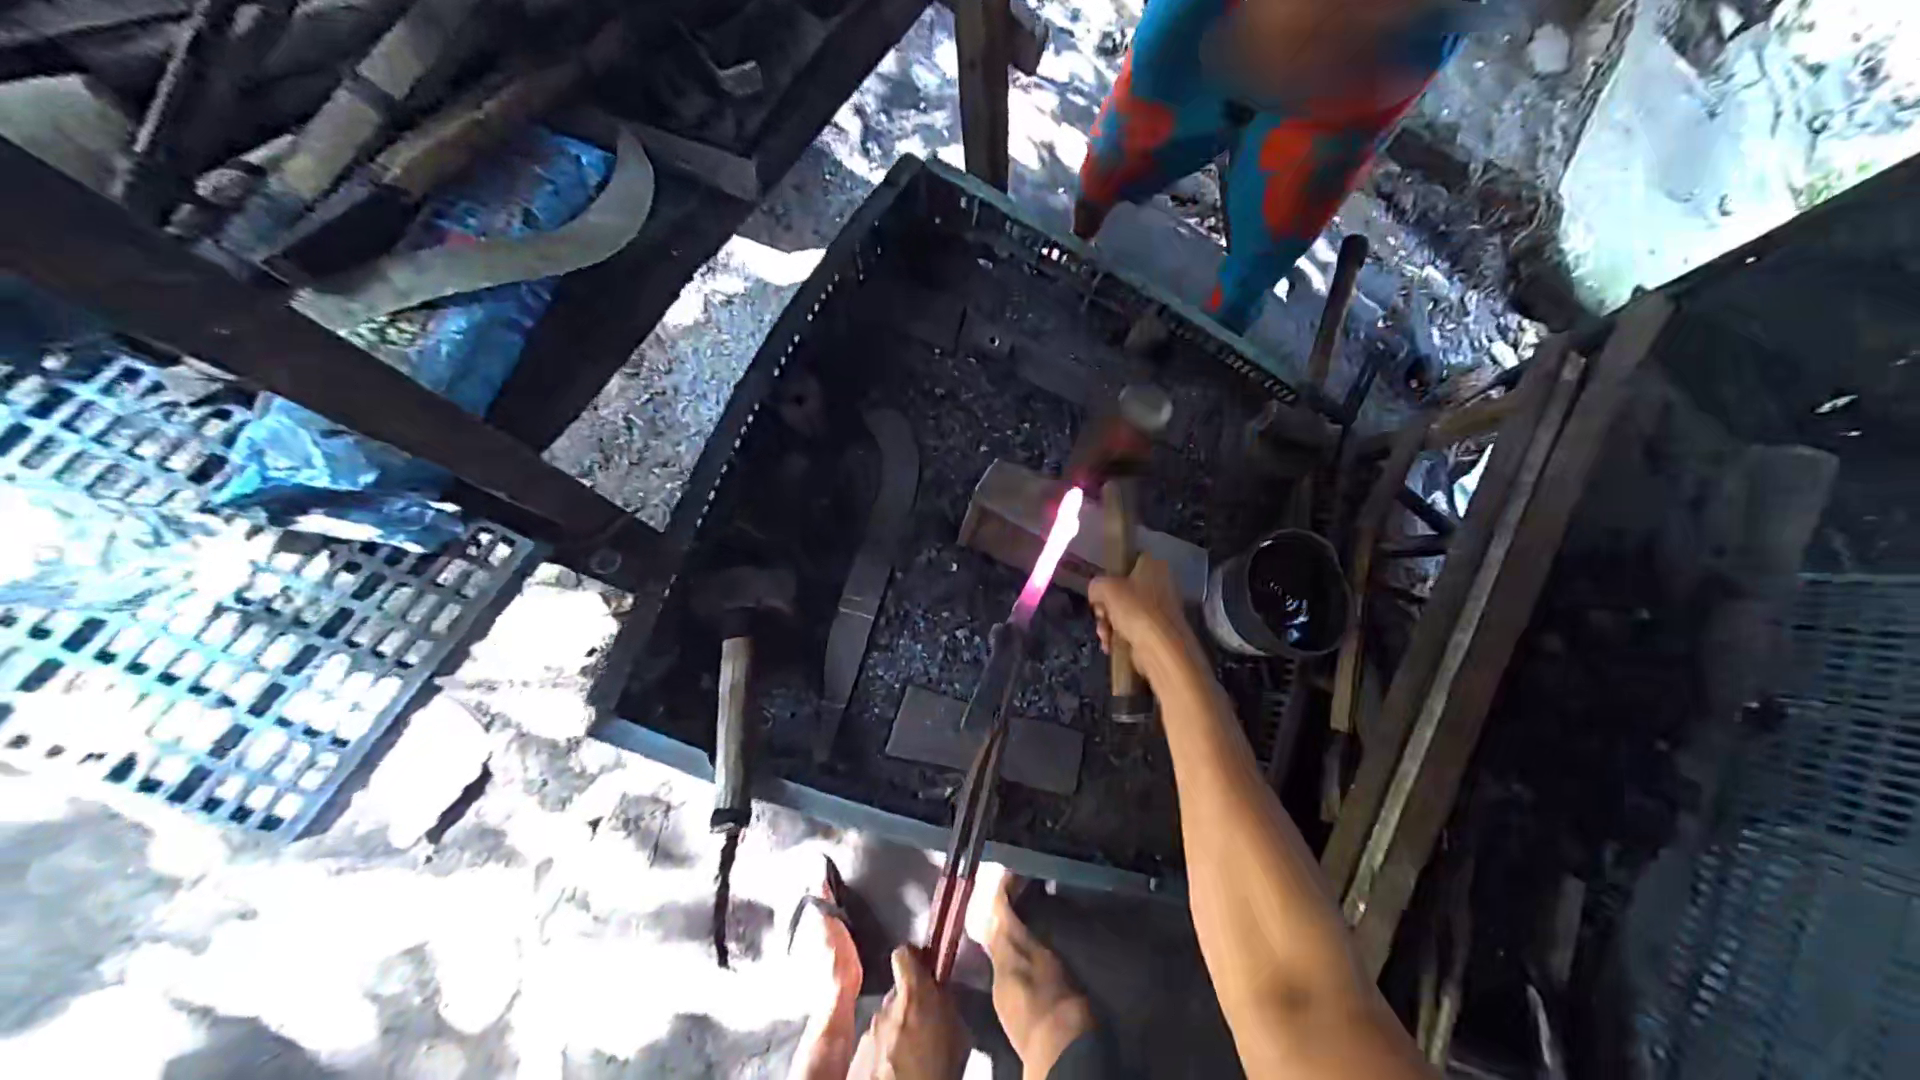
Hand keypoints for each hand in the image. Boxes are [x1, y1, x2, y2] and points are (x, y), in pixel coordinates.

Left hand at [861, 946, 967, 1079]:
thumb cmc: (933, 1074)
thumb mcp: (956, 1038)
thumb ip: (945, 1006)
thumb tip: (940, 993)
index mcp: (912, 995)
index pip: (904, 954)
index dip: (914, 960)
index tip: (925, 970)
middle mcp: (886, 1008)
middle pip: (897, 991)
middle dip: (910, 1003)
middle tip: (927, 1022)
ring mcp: (869, 1033)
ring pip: (886, 1019)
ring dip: (898, 1029)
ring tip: (915, 1053)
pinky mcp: (859, 1057)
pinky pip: (876, 1042)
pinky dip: (886, 1051)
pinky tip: (900, 1070)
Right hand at [1087, 556, 1207, 690]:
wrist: (1160, 647)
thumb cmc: (1135, 609)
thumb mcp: (1105, 588)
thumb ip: (1096, 585)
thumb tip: (1096, 593)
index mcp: (1153, 565)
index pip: (1127, 561)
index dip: (1110, 574)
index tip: (1100, 588)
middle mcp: (1161, 583)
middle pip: (1122, 590)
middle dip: (1106, 606)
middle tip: (1101, 614)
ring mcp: (1160, 609)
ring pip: (1123, 612)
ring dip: (1108, 624)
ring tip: (1105, 635)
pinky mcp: (1157, 631)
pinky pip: (1131, 629)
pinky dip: (1118, 637)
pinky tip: (1111, 645)